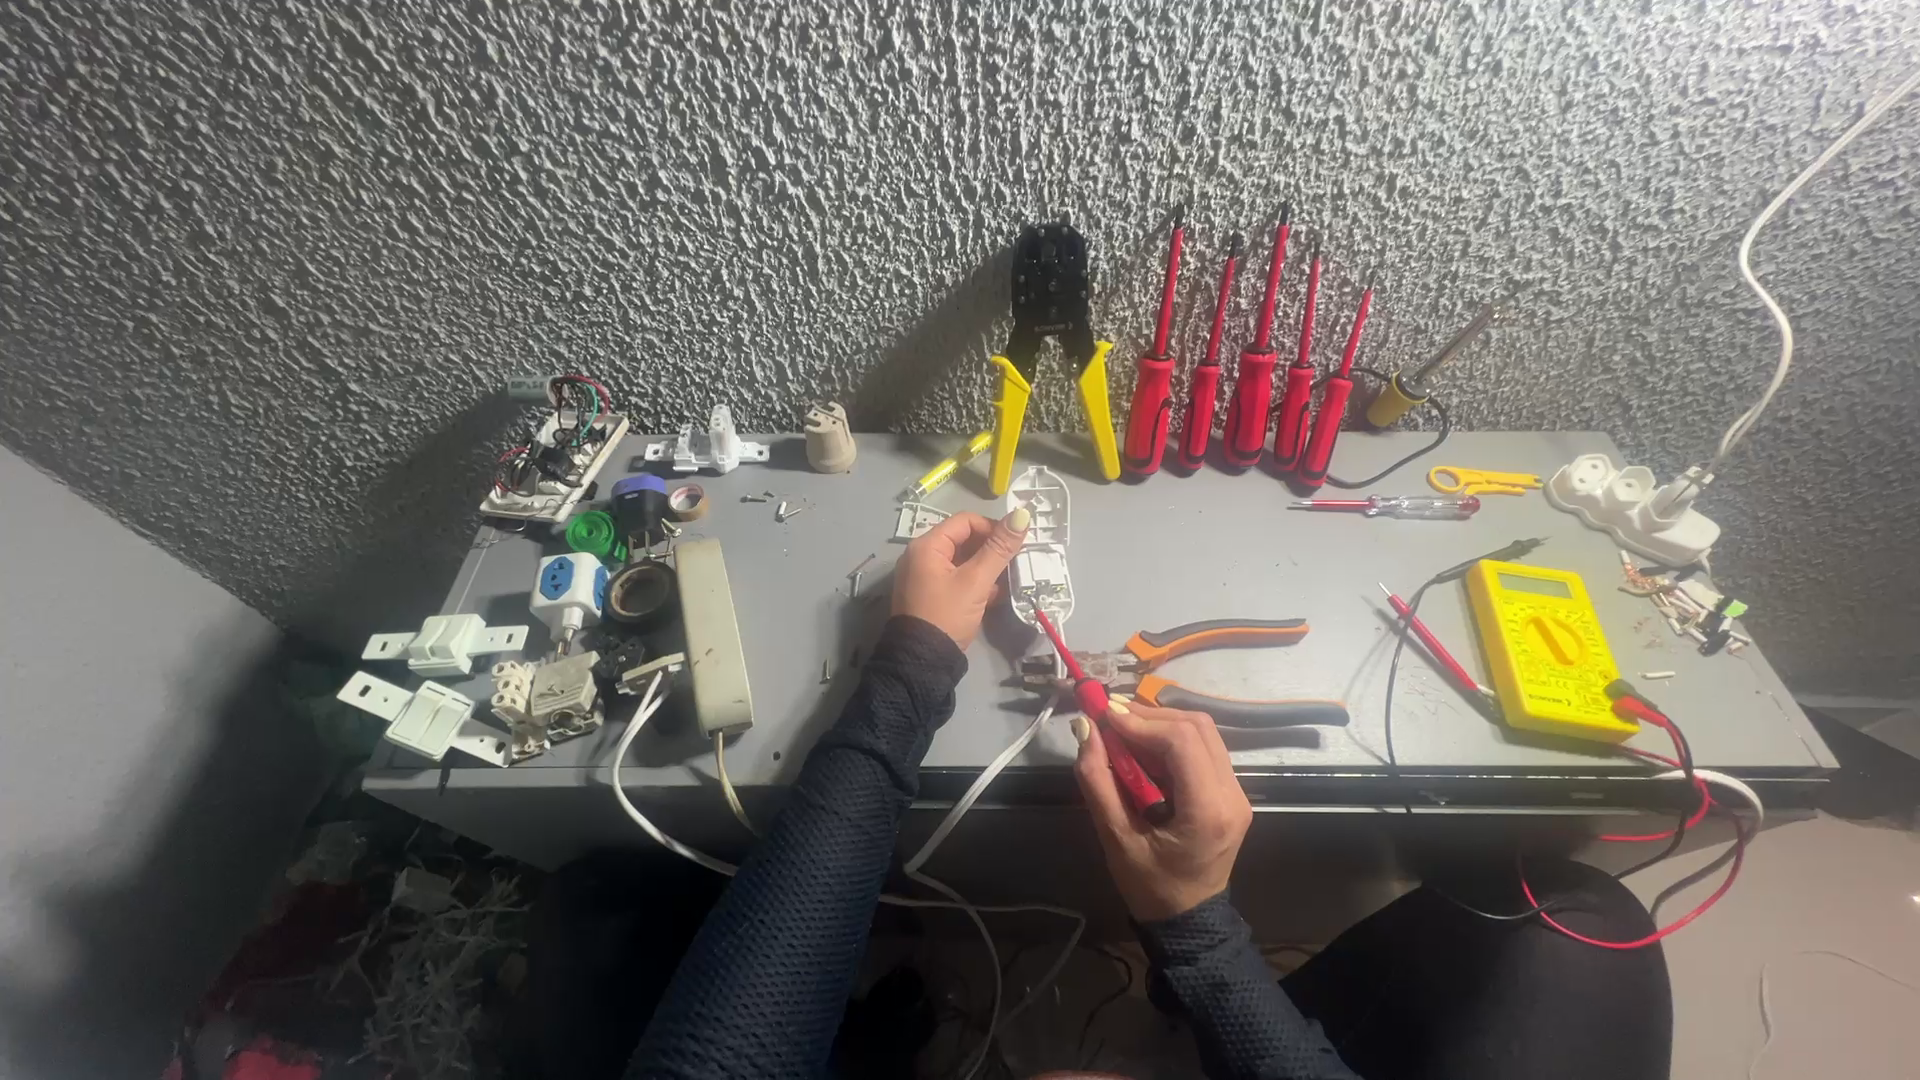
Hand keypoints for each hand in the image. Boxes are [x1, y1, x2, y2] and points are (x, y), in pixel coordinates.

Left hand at [890, 508, 1029, 648]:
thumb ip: (1000, 548)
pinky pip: (956, 578)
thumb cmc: (947, 615)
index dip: (992, 527)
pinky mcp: (930, 595)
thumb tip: (1022, 515)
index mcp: (926, 546)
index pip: (965, 521)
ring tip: (1005, 580)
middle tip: (1013, 562)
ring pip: (961, 560)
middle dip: (990, 549)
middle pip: (963, 539)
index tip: (1014, 543)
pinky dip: (974, 582)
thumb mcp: (976, 581)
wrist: (923, 662)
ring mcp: (924, 577)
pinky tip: (991, 596)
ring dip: (985, 567)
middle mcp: (921, 556)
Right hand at [1072, 699, 1252, 921]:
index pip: (1181, 741)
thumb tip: (1086, 728)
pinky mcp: (1229, 790)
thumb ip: (1097, 780)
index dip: (1141, 721)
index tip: (1104, 716)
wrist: (1187, 920)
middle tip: (1110, 717)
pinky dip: (1171, 737)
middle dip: (1150, 715)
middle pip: (1196, 727)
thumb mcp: (1114, 837)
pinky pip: (1203, 747)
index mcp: (1208, 810)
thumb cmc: (1149, 885)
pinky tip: (1143, 745)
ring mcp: (1236, 791)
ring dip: (1161, 722)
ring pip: (1203, 731)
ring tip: (1123, 728)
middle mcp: (1232, 793)